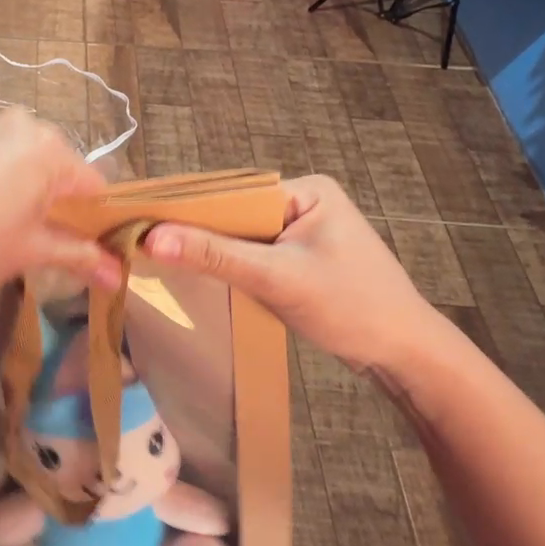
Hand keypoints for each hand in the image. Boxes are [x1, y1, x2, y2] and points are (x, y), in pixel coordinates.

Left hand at [0, 109, 122, 289]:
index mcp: (52, 149)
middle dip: (60, 206)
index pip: (96, 188)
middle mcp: (26, 125)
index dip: (98, 223)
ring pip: (27, 163)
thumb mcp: (29, 251)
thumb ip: (79, 257)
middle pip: (62, 171)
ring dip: (28, 193)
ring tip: (4, 229)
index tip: (89, 251)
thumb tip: (121, 276)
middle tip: (41, 244)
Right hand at [143, 175, 449, 370]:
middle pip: (233, 213)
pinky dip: (228, 267)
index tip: (137, 224)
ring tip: (157, 260)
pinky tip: (198, 277)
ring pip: (239, 236)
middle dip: (196, 233)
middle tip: (139, 245)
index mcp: (305, 189)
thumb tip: (149, 237)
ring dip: (210, 252)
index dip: (186, 209)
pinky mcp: (299, 259)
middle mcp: (302, 201)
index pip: (231, 193)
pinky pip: (252, 255)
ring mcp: (302, 231)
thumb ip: (214, 255)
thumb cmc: (350, 307)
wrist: (407, 355)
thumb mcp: (276, 278)